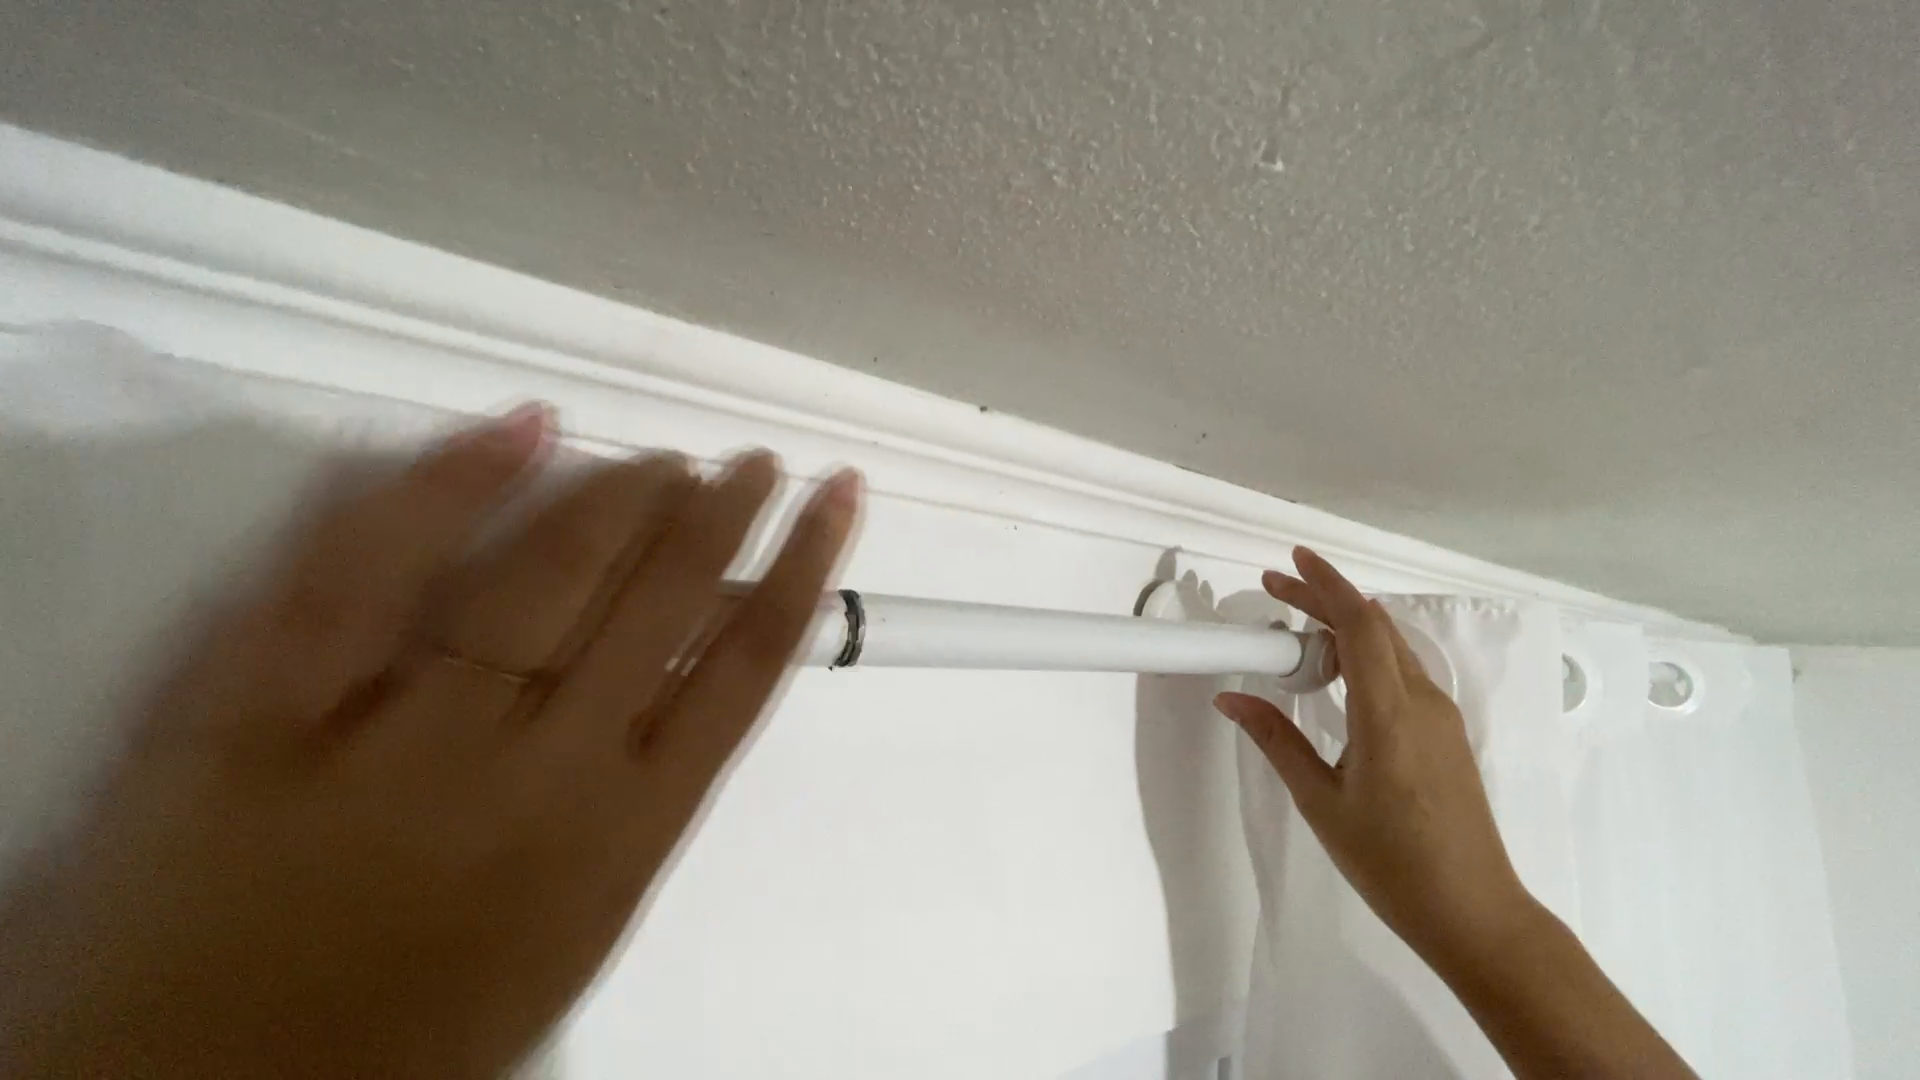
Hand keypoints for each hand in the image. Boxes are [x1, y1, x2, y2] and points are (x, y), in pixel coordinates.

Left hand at [0, 405, 862, 1078]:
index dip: (803, 567)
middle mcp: (542, 770)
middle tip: (754, 462)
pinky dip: (446, 487)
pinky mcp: (262, 715)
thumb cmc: (431, 1022)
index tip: (836, 499)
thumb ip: (643, 788)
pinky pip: (364, 574)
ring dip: (627, 495)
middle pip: (662, 601)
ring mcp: (404, 736)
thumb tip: (693, 660)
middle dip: (722, 514)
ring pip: (545, 576)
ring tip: (674, 456)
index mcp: (626, 830)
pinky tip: (522, 426)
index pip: (746, 666)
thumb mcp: (588, 910)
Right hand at [1214, 547, 1533, 971]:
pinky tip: (1335, 670)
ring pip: (1390, 648)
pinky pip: (1400, 672)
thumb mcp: (1320, 801)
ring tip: (1296, 625)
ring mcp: (1439, 717)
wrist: (1475, 913)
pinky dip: (1363, 653)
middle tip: (1276, 587)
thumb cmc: (1390, 861)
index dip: (1327, 585)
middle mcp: (1421, 703)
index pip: (1361, 627)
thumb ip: (1277, 740)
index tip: (1292, 561)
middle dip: (1325, 597)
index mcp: (1389, 716)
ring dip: (1344, 625)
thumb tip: (1232, 698)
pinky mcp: (1444, 733)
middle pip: (1375, 627)